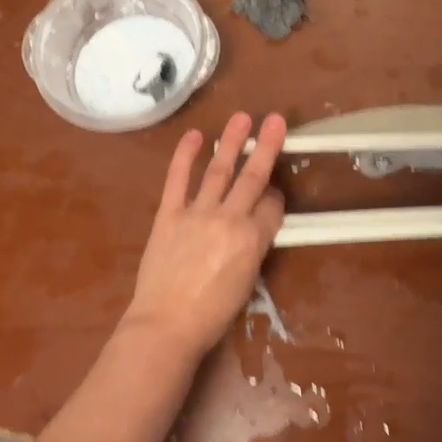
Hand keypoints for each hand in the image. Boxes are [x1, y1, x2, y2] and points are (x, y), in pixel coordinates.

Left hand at [121, 112, 287, 357]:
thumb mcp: (247, 282)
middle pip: (252, 177)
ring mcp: (197, 213)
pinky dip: (184, 156)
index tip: (273, 195)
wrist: (166, 324)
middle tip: (275, 119)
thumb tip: (254, 227)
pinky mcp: (169, 215)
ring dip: (230, 142)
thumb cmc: (212, 315)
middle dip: (265, 147)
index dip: (275, 198)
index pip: (272, 206)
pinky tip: (194, 136)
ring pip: (219, 171)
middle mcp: (229, 219)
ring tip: (241, 118)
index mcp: (253, 239)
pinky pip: (177, 180)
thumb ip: (253, 248)